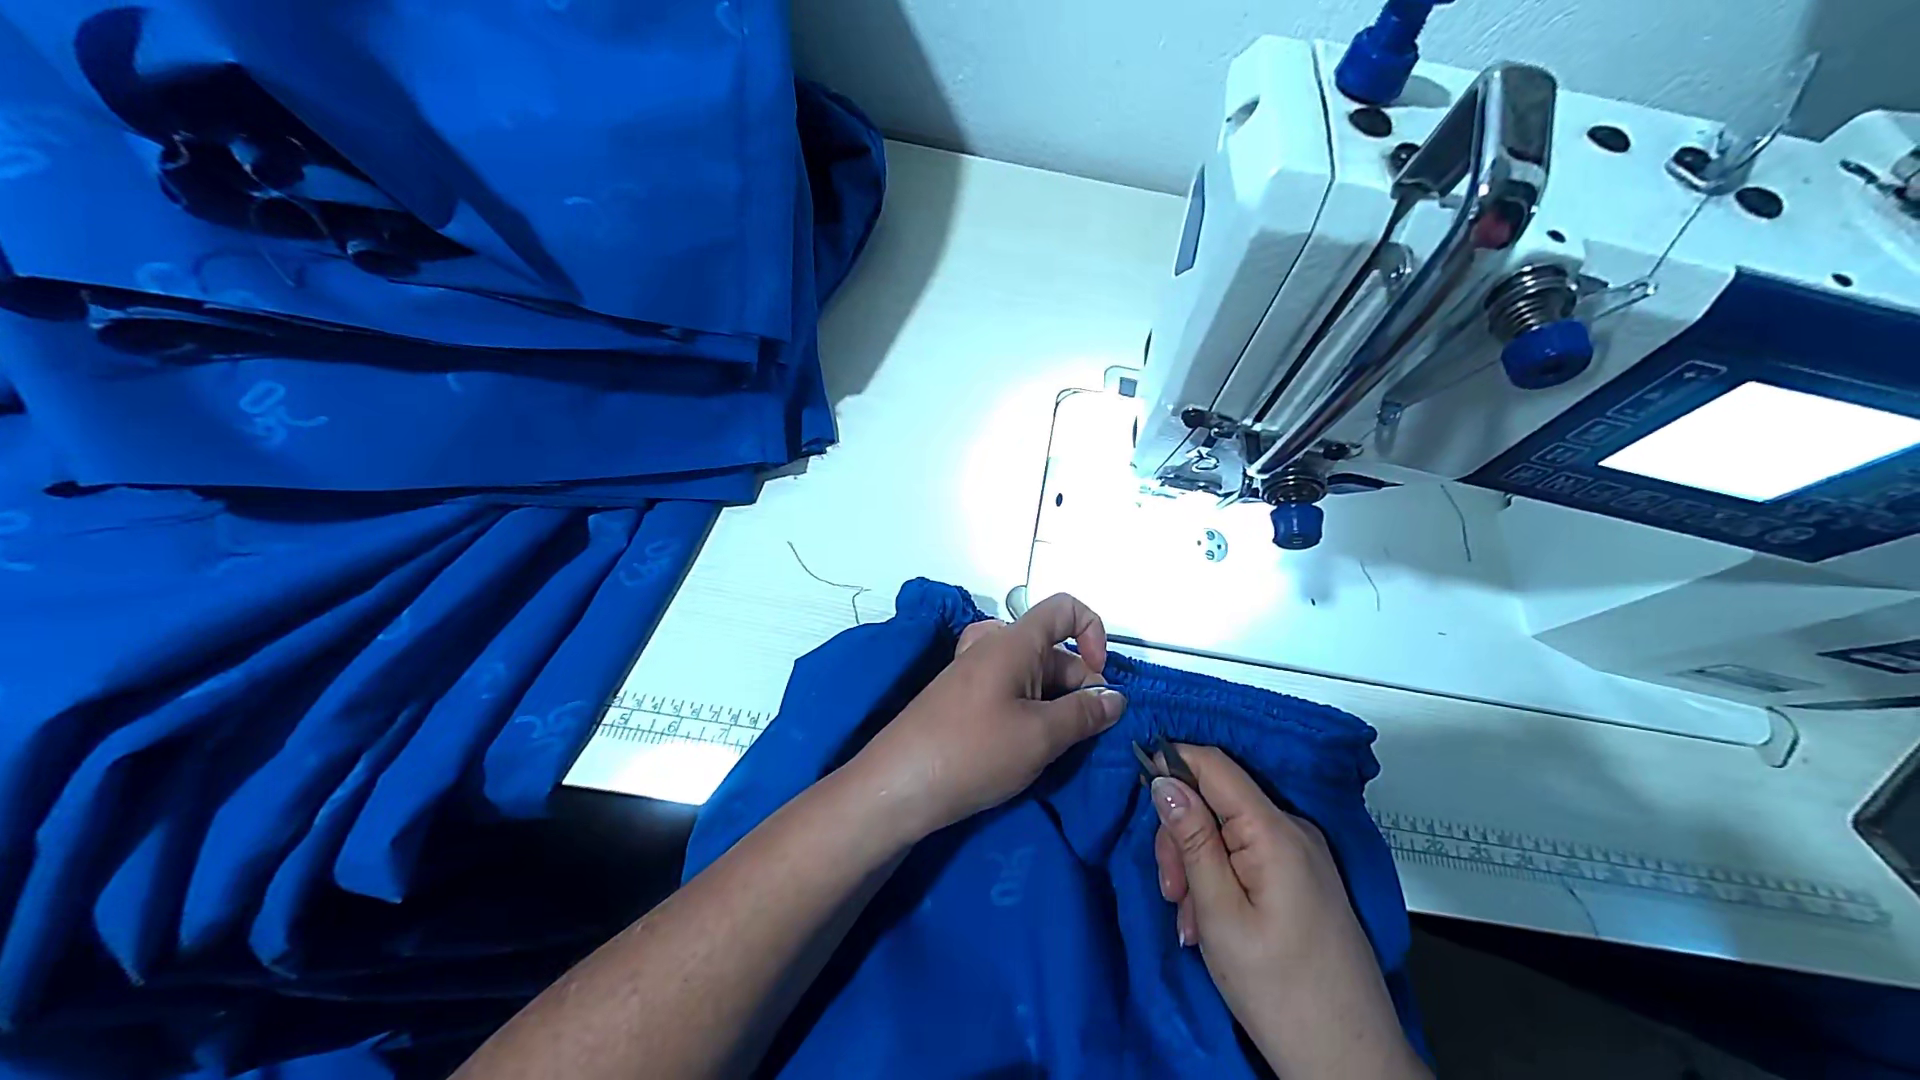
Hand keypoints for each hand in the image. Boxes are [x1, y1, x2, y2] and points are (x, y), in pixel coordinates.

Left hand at [847, 594, 1126, 840]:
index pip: (1065, 608)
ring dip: (1056, 705)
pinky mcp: (962, 700)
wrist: (897, 786)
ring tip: (1057, 747)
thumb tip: (1114, 698)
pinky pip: (1009, 693)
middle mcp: (992, 647)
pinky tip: (1028, 749)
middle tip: (1085, 734)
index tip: (1101, 675)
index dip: (1094, 631)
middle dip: (1079, 686)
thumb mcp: (1040, 736)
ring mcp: (973, 674)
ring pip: (1032, 676)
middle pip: (1053, 651)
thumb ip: (1085, 713)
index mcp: (1012, 642)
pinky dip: (1029, 713)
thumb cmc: (973, 752)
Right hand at [1150, 745, 1428, 1079]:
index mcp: (1275, 832)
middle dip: (1182, 835)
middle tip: (1170, 890)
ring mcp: (1302, 854)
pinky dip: (1218, 878)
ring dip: (1196, 864)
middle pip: (1216, 800)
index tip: (1137, 787)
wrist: (1349, 1062)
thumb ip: (1192, 840)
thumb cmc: (1278, 990)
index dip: (1172, 762)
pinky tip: (1210, 921)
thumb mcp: (1219, 913)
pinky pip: (1246, 854)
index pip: (1214, 764)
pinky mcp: (1302, 877)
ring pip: (1226, 829)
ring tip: (1190, 918)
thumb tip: (1164, 780)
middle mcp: (1293, 830)